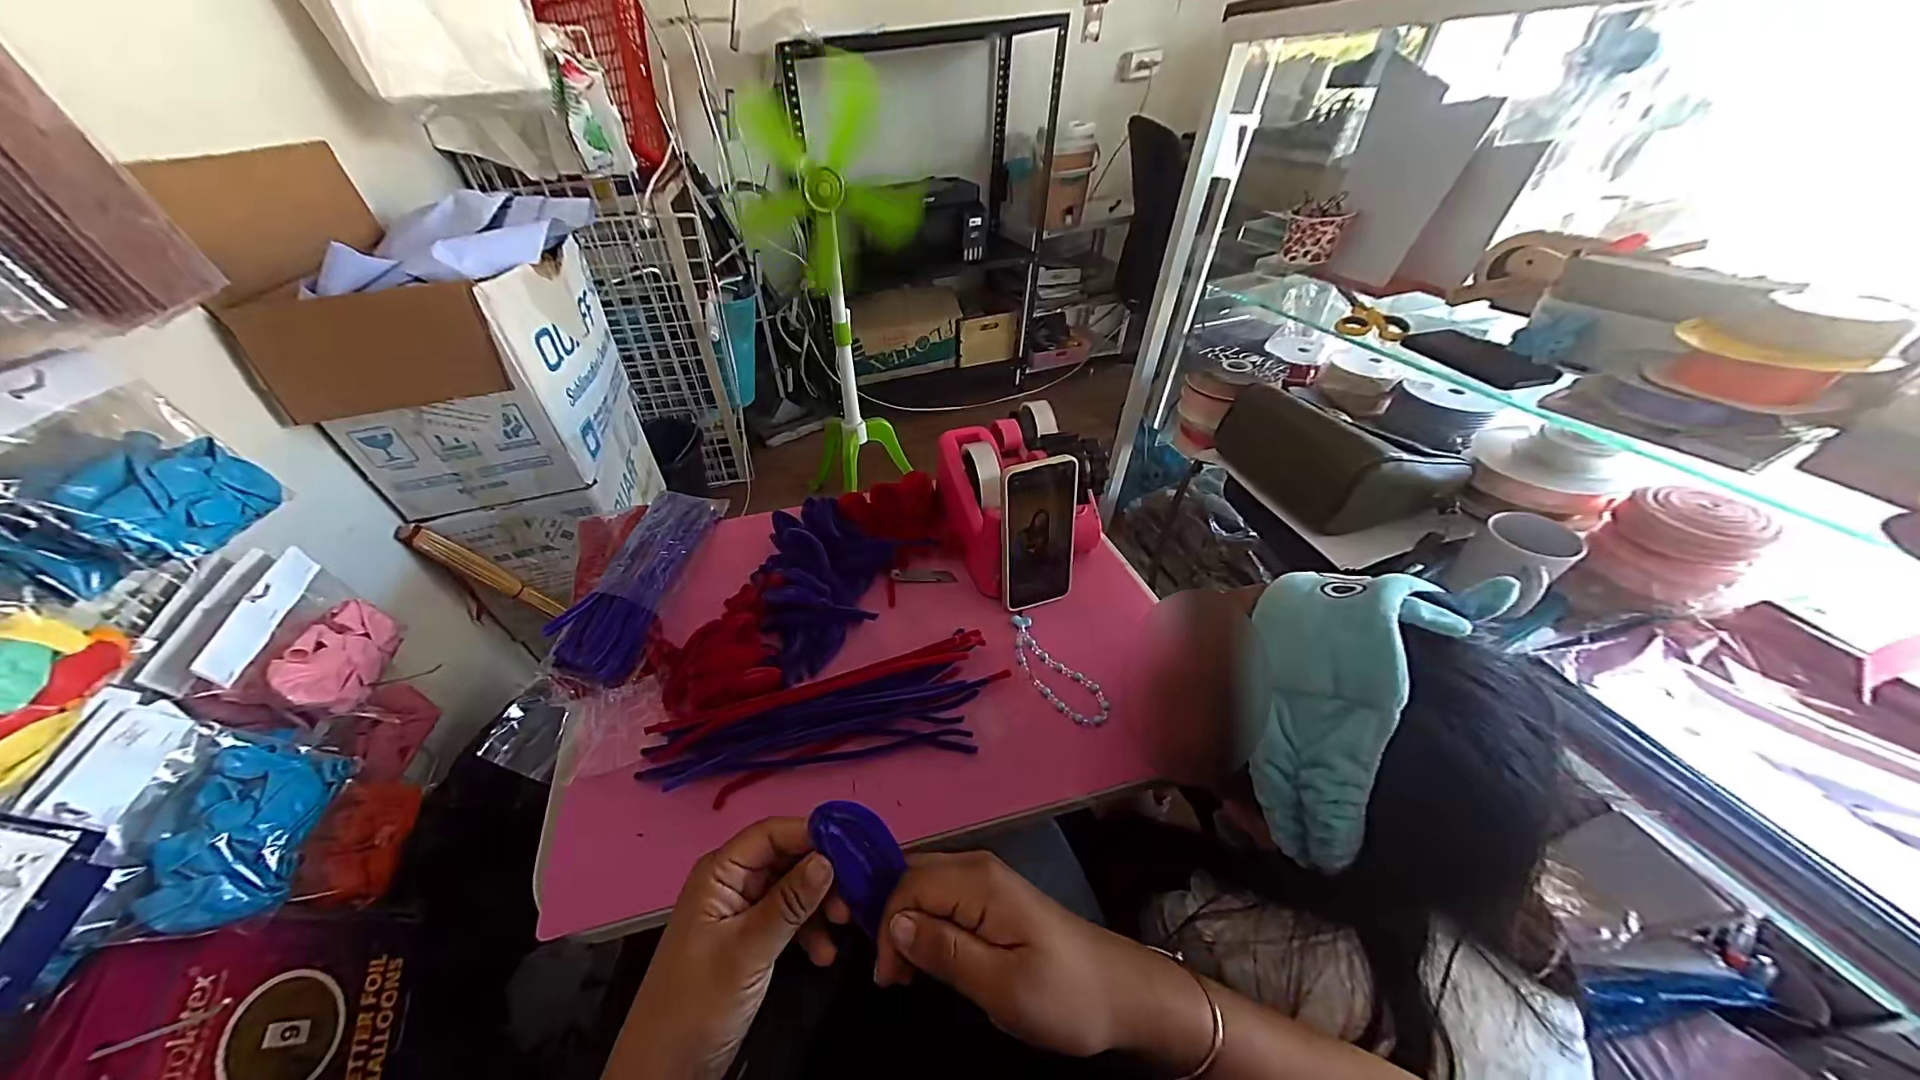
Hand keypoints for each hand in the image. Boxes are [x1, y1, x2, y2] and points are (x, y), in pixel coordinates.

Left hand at [605, 817, 840, 1079]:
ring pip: (793, 887)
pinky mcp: (751, 936)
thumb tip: (827, 859)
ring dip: (819, 905)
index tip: (850, 849)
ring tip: (841, 928)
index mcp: (720, 872)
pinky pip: (790, 916)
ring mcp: (742, 909)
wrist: (664, 1073)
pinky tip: (823, 953)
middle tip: (850, 898)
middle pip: (787, 857)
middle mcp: (732, 881)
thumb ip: (789, 902)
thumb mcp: (747, 951)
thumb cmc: (695, 1005)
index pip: (771, 833)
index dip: (811, 833)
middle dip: (821, 874)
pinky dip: (809, 930)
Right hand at [874, 851, 1214, 1068]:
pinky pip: (942, 897)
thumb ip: (945, 951)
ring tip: (907, 973)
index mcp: (979, 881)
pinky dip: (924, 923)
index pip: (908, 884)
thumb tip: (895, 924)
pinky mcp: (992, 897)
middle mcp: (978, 867)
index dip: (887, 928)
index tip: (891, 979)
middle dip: (890, 920)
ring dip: (906, 924)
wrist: (1121, 992)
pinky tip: (927, 955)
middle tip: (895, 977)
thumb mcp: (1002, 986)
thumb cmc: (1065, 994)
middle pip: (912, 876)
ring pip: (924, 885)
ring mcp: (986, 879)